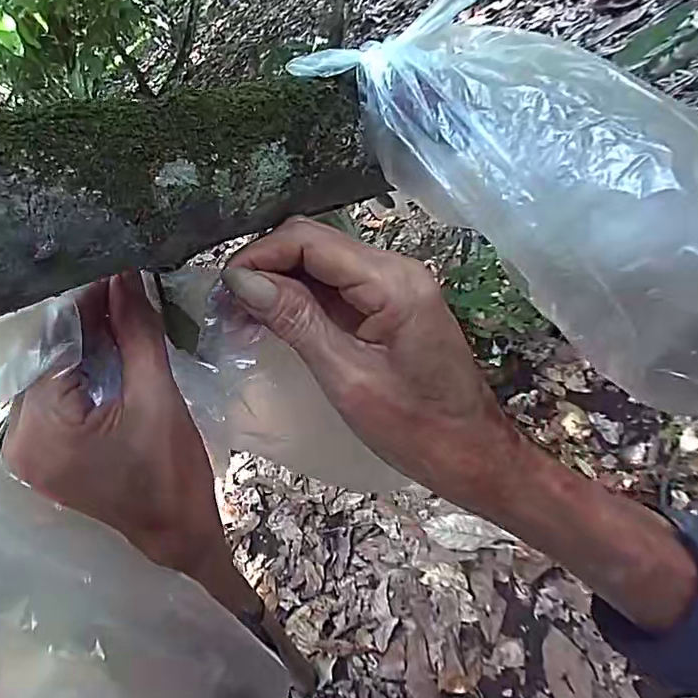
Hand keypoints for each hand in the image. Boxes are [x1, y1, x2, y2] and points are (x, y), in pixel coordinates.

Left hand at [4, 272, 257, 614]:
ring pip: (51, 375)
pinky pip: (55, 398)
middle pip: (48, 358)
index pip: (55, 343)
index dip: (85, 301)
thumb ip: (138, 332)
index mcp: (40, 430)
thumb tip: (127, 276)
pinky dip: (80, 371)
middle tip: (118, 283)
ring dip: (83, 343)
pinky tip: (105, 345)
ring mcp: (24, 452)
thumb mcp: (158, 397)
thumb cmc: (173, 479)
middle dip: (84, 320)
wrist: (178, 549)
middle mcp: (16, 440)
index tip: (111, 269)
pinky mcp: (39, 456)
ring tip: (115, 306)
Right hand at [225, 218, 697, 630]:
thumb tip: (241, 281)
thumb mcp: (347, 378)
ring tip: (240, 317)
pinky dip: (300, 300)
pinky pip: (336, 288)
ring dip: (278, 283)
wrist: (475, 457)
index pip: (309, 241)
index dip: (258, 257)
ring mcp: (395, 285)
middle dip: (264, 268)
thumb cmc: (415, 429)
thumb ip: (296, 321)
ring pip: (321, 264)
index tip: (222, 291)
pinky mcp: (390, 305)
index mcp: (392, 282)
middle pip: (314, 244)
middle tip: (225, 307)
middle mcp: (396, 269)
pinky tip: (273, 322)